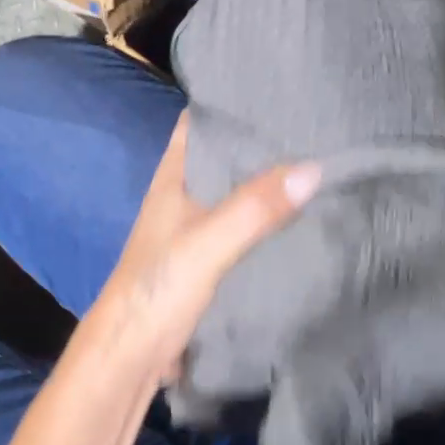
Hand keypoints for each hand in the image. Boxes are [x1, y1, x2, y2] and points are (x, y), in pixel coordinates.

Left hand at [85, 114, 320, 379]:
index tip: (274, 86)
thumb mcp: (208, 243)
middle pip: (221, 155)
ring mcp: (191, 227)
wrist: (129, 357)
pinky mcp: (204, 260)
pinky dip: (263, 216)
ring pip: (231, 190)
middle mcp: (181, 194)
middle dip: (257, 140)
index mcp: (172, 176)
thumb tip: (314, 166)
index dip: (228, 102)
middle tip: (312, 121)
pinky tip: (296, 216)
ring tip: (315, 158)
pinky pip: (239, 225)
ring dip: (262, 179)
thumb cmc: (158, 288)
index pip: (199, 122)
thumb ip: (255, 207)